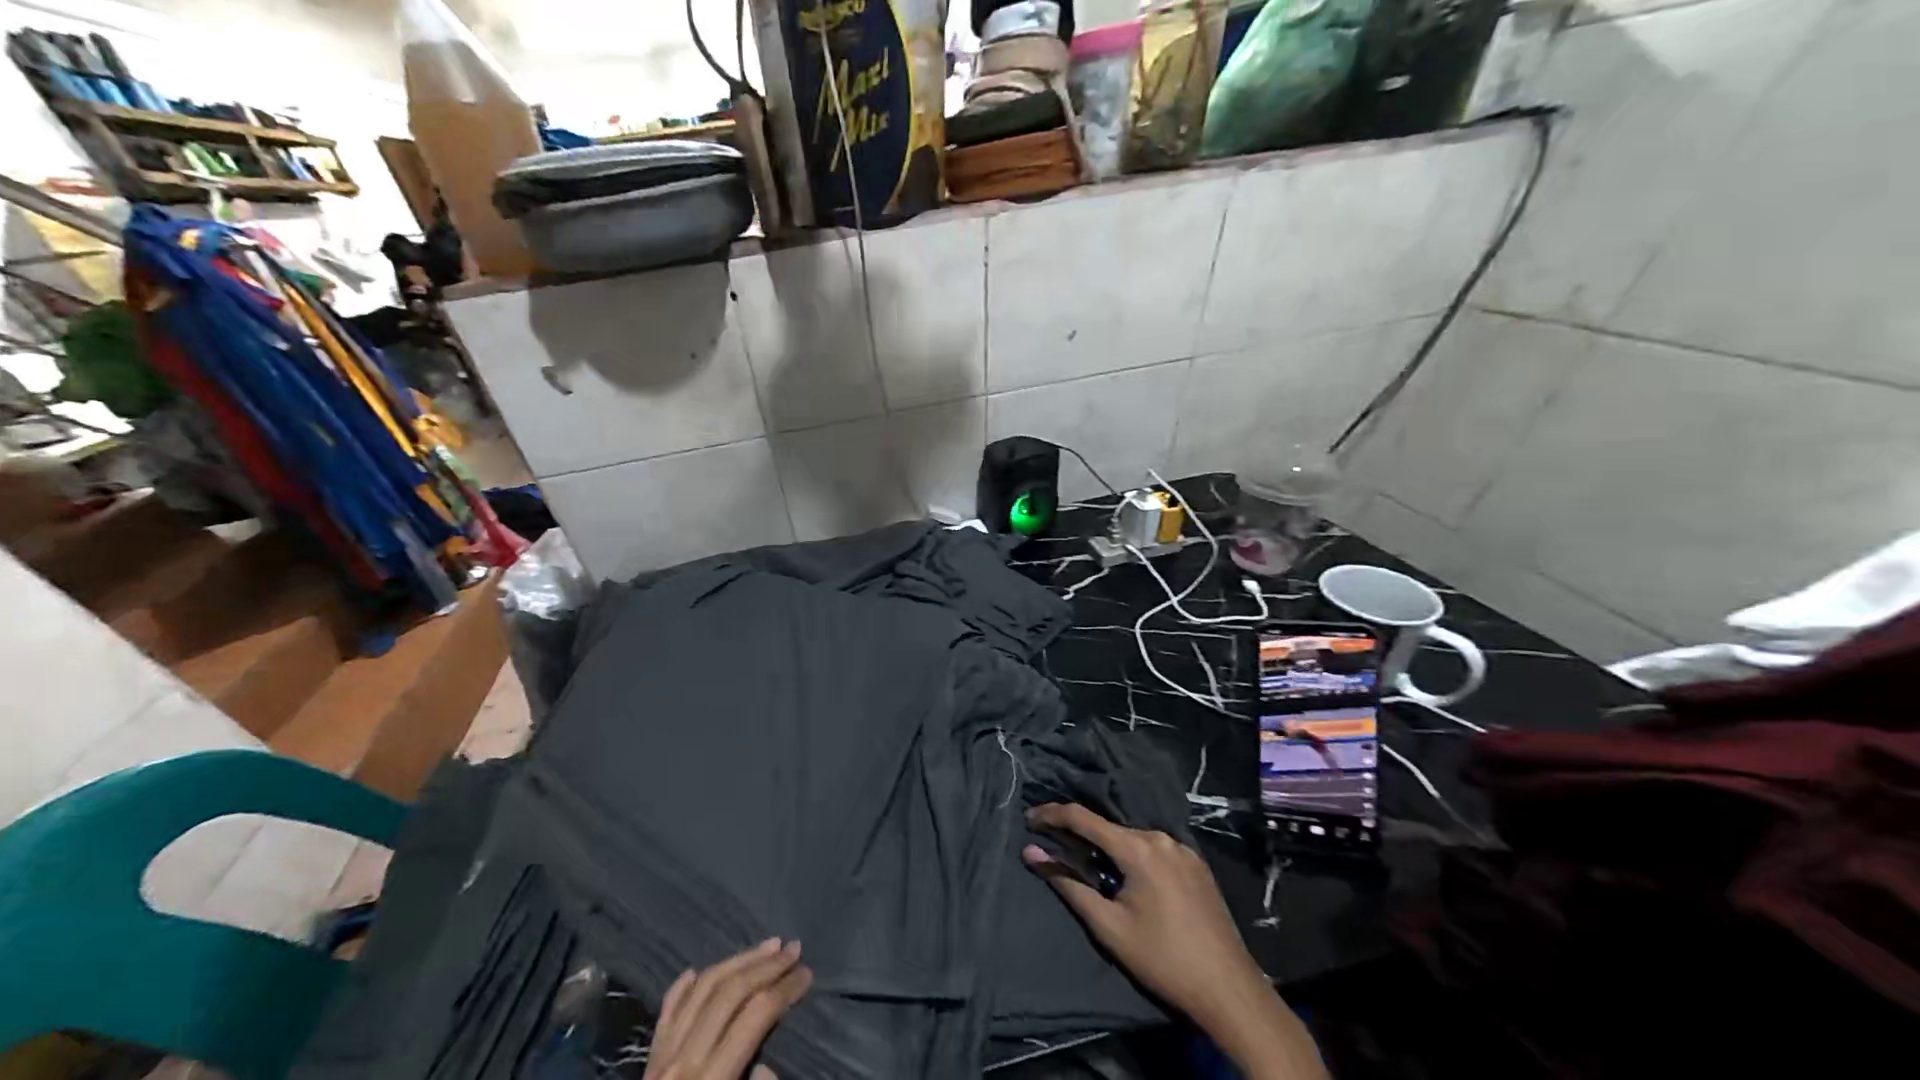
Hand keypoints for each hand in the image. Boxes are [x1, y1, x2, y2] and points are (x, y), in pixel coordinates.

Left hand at [643, 938, 812, 1079]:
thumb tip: (767, 1067)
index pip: (755, 1016)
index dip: (785, 989)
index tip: (808, 974)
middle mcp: (683, 1061)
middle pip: (730, 993)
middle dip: (766, 966)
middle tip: (795, 949)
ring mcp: (660, 1059)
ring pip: (701, 990)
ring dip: (737, 962)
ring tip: (766, 947)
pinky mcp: (646, 1064)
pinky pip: (668, 1013)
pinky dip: (685, 988)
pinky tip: (699, 971)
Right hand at [1023, 804, 1326, 1079]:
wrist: (1229, 989)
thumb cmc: (1162, 959)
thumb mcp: (1108, 926)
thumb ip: (1068, 884)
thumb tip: (1032, 854)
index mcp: (1138, 847)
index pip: (1083, 818)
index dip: (1051, 815)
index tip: (1028, 819)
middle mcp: (1161, 838)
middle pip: (1109, 827)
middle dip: (1079, 834)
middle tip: (1054, 846)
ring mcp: (1184, 850)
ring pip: (1132, 839)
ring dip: (1108, 847)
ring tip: (1088, 866)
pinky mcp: (1197, 865)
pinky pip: (1154, 850)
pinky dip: (1133, 856)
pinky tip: (1127, 878)